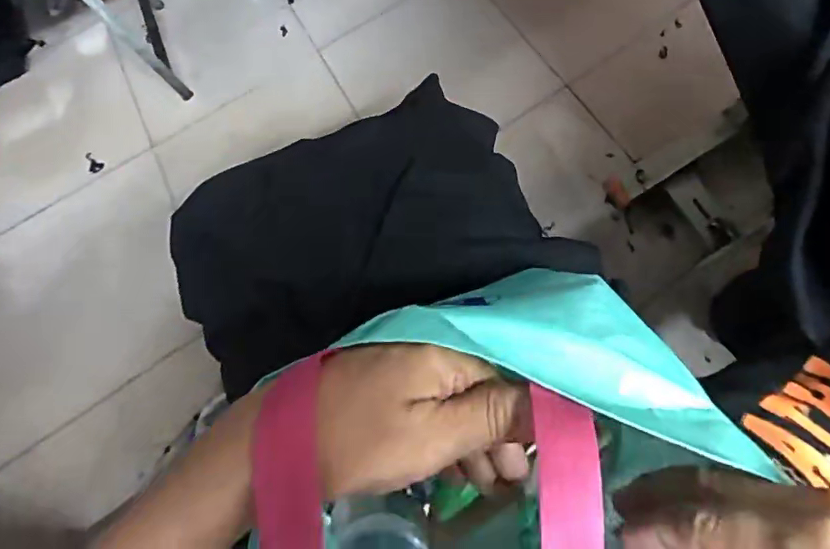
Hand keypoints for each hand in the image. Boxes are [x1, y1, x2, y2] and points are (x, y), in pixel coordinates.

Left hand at [315, 343, 532, 498]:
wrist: (285, 439)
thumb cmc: (363, 439)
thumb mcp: (433, 436)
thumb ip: (491, 416)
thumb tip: (545, 400)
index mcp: (445, 349)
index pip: (505, 374)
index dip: (526, 415)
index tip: (535, 457)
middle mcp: (431, 345)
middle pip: (484, 385)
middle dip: (501, 433)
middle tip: (510, 482)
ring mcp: (408, 360)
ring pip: (459, 396)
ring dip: (477, 439)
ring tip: (486, 484)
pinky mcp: (392, 380)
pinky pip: (434, 401)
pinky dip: (449, 433)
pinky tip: (456, 468)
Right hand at [614, 468, 829, 548]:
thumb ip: (718, 545)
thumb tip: (660, 539)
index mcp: (797, 537)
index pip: (708, 522)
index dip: (659, 525)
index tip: (620, 530)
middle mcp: (807, 506)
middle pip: (714, 487)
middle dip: (661, 495)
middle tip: (619, 501)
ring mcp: (824, 500)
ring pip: (733, 479)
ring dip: (685, 488)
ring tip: (646, 495)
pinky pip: (758, 486)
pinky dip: (719, 491)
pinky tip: (695, 497)